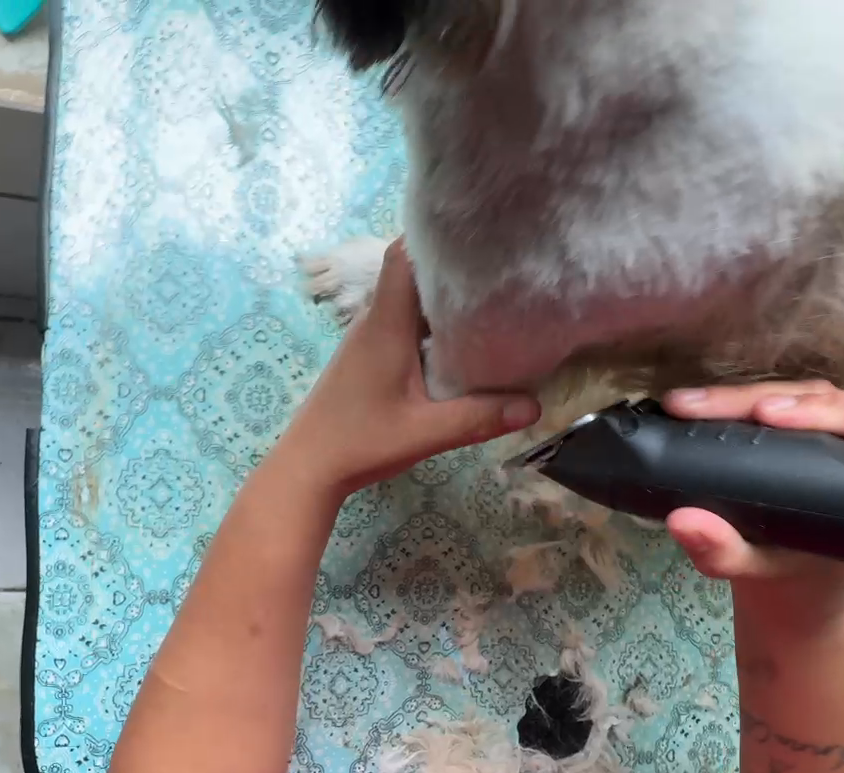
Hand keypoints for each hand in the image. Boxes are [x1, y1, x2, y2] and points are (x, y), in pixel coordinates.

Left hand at [272, 240, 541, 501]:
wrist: (308, 468)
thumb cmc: (360, 444)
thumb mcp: (424, 433)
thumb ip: (477, 418)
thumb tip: (535, 406)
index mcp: (385, 325)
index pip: (403, 255)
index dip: (435, 235)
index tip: (476, 232)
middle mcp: (373, 322)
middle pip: (411, 274)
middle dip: (451, 267)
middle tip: (498, 268)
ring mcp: (366, 340)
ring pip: (406, 302)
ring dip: (440, 299)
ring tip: (487, 300)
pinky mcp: (365, 359)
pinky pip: (400, 326)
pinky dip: (427, 325)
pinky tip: (454, 343)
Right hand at [659, 382, 843, 617]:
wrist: (792, 582)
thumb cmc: (796, 577)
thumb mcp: (762, 574)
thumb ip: (728, 554)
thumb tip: (681, 520)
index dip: (836, 408)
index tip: (772, 417)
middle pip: (820, 396)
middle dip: (754, 399)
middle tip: (696, 408)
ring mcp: (823, 428)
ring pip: (788, 393)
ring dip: (732, 397)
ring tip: (682, 405)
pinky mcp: (788, 427)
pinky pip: (764, 402)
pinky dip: (723, 403)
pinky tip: (686, 406)